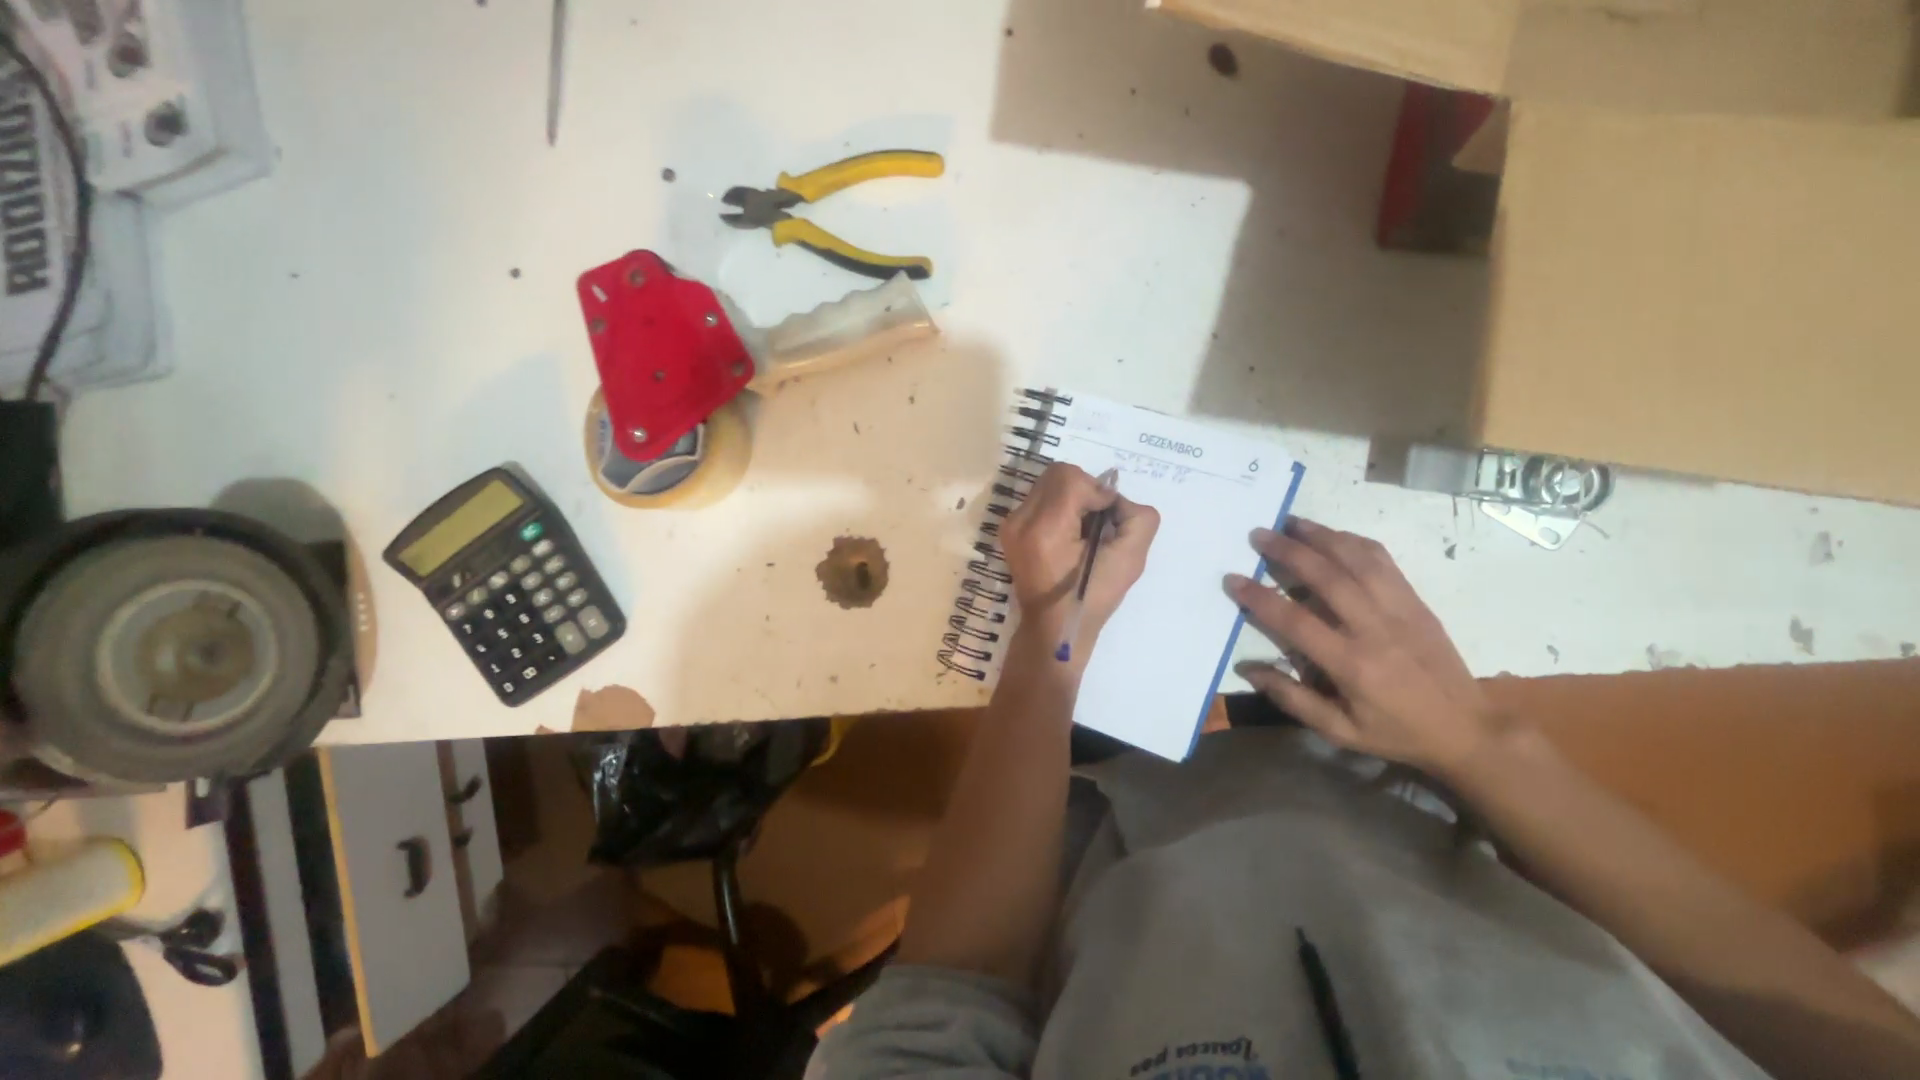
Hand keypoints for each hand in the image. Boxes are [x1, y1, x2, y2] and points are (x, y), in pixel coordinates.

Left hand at [1001, 464, 1158, 655]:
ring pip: (1048, 484)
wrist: (1053, 629)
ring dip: (1072, 497)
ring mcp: (1011, 525)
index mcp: (1045, 530)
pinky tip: (1068, 536)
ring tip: (1083, 530)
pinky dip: (1059, 507)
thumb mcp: (1130, 561)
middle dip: (1085, 491)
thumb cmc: (1091, 599)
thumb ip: (1138, 520)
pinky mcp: (1010, 530)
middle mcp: (1020, 522)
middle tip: (1098, 521)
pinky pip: (1040, 499)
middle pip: (1057, 475)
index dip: (1098, 492)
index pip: (1071, 479)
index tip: (1108, 519)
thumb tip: (1115, 502)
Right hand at [1226, 518, 1499, 775]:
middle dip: (1288, 551)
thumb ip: (1291, 698)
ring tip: (1291, 522)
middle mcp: (1375, 629)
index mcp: (1352, 665)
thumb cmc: (1395, 733)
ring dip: (1321, 536)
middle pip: (1326, 577)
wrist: (1466, 727)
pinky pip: (1384, 561)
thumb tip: (1248, 669)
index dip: (1260, 598)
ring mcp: (1400, 609)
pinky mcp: (1416, 601)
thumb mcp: (1339, 731)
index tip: (1233, 579)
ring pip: (1357, 559)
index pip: (1296, 621)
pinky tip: (1333, 536)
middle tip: (1257, 535)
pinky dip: (1354, 542)